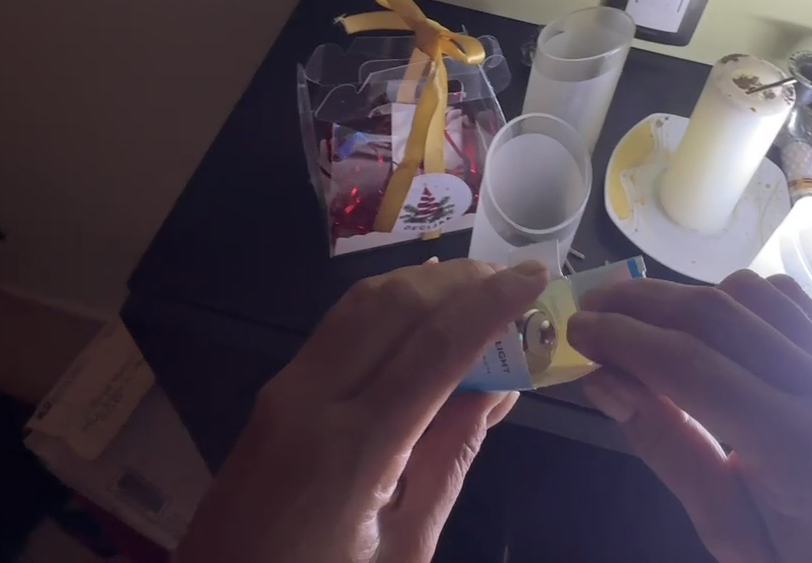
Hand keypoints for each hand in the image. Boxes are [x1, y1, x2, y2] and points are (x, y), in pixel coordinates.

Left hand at [176, 257, 549, 561]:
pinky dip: (390, 299)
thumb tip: (497, 388)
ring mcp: (285, 387)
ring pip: (364, 301)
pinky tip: (422, 297)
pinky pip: (342, 323)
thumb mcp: (402, 554)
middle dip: (461, 279)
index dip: (491, 304)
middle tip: (512, 277)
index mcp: (350, 451)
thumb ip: (450, 461)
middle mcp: (311, 398)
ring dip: (426, 281)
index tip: (535, 276)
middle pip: (396, 304)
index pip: (435, 347)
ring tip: (478, 283)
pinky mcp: (276, 388)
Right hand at [569, 271, 811, 562]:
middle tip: (590, 308)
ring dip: (684, 295)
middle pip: (717, 315)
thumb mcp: (727, 533)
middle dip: (641, 303)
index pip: (692, 366)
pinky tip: (707, 322)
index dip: (625, 340)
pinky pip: (786, 298)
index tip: (575, 330)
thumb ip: (666, 446)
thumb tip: (600, 378)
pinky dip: (735, 295)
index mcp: (800, 449)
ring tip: (638, 316)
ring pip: (749, 294)